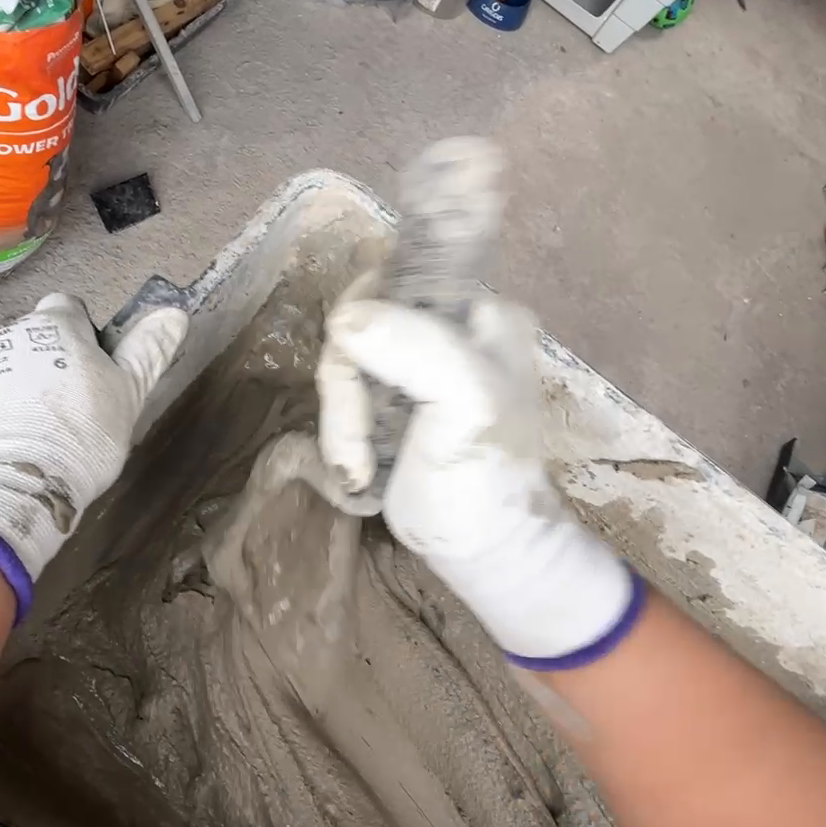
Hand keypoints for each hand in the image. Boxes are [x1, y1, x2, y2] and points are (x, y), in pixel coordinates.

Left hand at [0, 293, 187, 582]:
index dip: (80, 335)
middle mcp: (6, 333)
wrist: (8, 486)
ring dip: (11, 387)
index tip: (89, 370)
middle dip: (42, 363)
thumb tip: (175, 312)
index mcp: (55, 325)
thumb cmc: (80, 435)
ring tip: (28, 435)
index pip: (68, 307)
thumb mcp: (128, 394)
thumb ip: (147, 352)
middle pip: (29, 339)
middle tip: (62, 412)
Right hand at [316, 286, 640, 666]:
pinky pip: (340, 396)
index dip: (365, 319)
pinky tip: (359, 470)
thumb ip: (416, 347)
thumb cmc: (485, 480)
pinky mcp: (387, 403)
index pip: (399, 276)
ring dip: (341, 423)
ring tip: (360, 468)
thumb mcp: (465, 404)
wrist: (479, 550)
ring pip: (343, 364)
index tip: (357, 376)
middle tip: (358, 439)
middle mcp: (444, 330)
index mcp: (478, 314)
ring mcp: (412, 367)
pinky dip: (340, 436)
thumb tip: (344, 321)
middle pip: (358, 323)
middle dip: (348, 388)